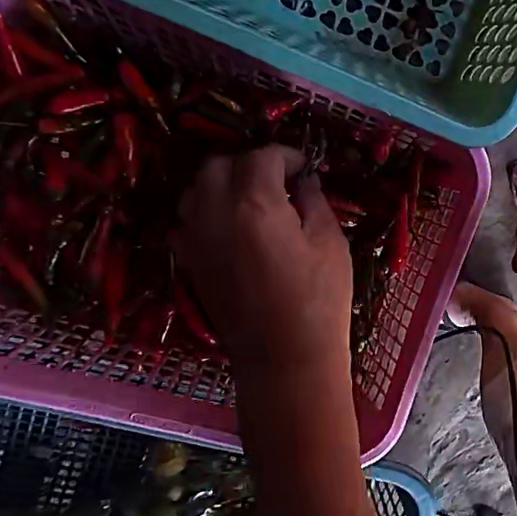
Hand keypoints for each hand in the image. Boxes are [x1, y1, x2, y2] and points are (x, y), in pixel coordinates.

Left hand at [172, 146, 352, 385]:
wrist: (284, 359)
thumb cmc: (319, 302)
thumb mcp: (331, 245)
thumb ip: (314, 203)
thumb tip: (304, 181)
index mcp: (255, 203)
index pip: (263, 157)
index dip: (286, 156)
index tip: (304, 168)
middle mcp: (216, 212)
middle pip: (219, 165)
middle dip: (248, 164)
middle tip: (276, 181)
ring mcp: (196, 238)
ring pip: (195, 189)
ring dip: (220, 184)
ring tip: (249, 200)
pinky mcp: (189, 262)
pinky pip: (185, 222)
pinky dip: (203, 214)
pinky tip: (227, 228)